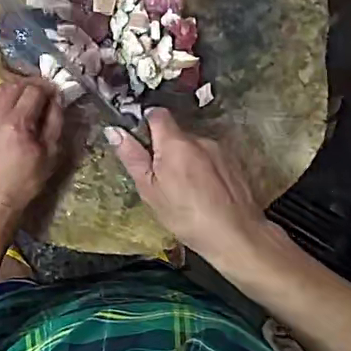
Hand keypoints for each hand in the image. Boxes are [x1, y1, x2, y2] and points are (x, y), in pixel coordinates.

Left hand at [0, 79, 64, 213]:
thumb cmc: (26, 179)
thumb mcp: (50, 153)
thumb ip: (55, 121)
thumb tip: (56, 99)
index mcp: (17, 123)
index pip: (34, 91)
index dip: (48, 88)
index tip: (57, 94)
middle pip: (15, 84)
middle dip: (33, 84)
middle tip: (46, 93)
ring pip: (0, 86)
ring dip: (17, 86)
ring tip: (30, 97)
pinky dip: (4, 94)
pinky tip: (14, 104)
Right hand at [107, 109, 271, 257]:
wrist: (237, 236)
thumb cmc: (186, 216)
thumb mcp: (149, 189)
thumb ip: (132, 156)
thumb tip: (114, 130)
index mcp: (174, 143)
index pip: (157, 113)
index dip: (145, 122)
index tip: (140, 141)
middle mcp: (199, 139)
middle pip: (175, 133)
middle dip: (164, 148)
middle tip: (159, 176)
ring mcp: (219, 150)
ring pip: (192, 147)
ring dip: (184, 159)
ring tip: (183, 189)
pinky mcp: (234, 163)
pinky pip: (210, 158)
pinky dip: (202, 169)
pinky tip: (202, 192)